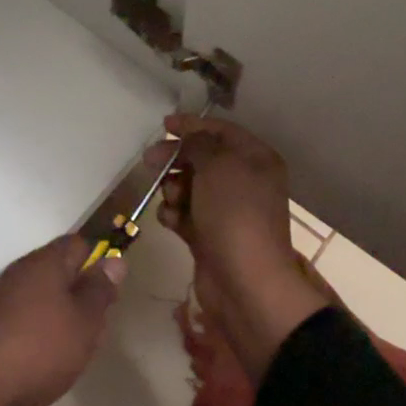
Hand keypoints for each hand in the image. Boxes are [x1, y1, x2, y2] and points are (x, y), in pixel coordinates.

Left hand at [0, 235, 125, 405]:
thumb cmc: (40, 348)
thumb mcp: (84, 321)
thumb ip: (100, 290)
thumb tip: (114, 260)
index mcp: (45, 263)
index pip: (78, 243)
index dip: (99, 261)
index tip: (111, 290)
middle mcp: (19, 273)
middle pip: (58, 271)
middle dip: (80, 294)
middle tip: (96, 326)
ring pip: (41, 297)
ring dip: (60, 317)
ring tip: (74, 348)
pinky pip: (23, 320)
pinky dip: (38, 334)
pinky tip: (45, 360)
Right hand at [147, 113, 297, 283]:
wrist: (245, 281)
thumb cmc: (234, 213)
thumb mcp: (217, 165)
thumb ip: (199, 143)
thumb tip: (190, 136)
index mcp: (256, 159)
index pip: (222, 131)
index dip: (193, 125)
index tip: (164, 125)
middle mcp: (245, 181)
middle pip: (203, 158)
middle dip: (176, 158)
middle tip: (149, 161)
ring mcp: (227, 211)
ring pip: (191, 187)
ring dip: (174, 189)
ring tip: (172, 200)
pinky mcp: (210, 235)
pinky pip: (186, 215)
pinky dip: (175, 214)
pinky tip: (170, 220)